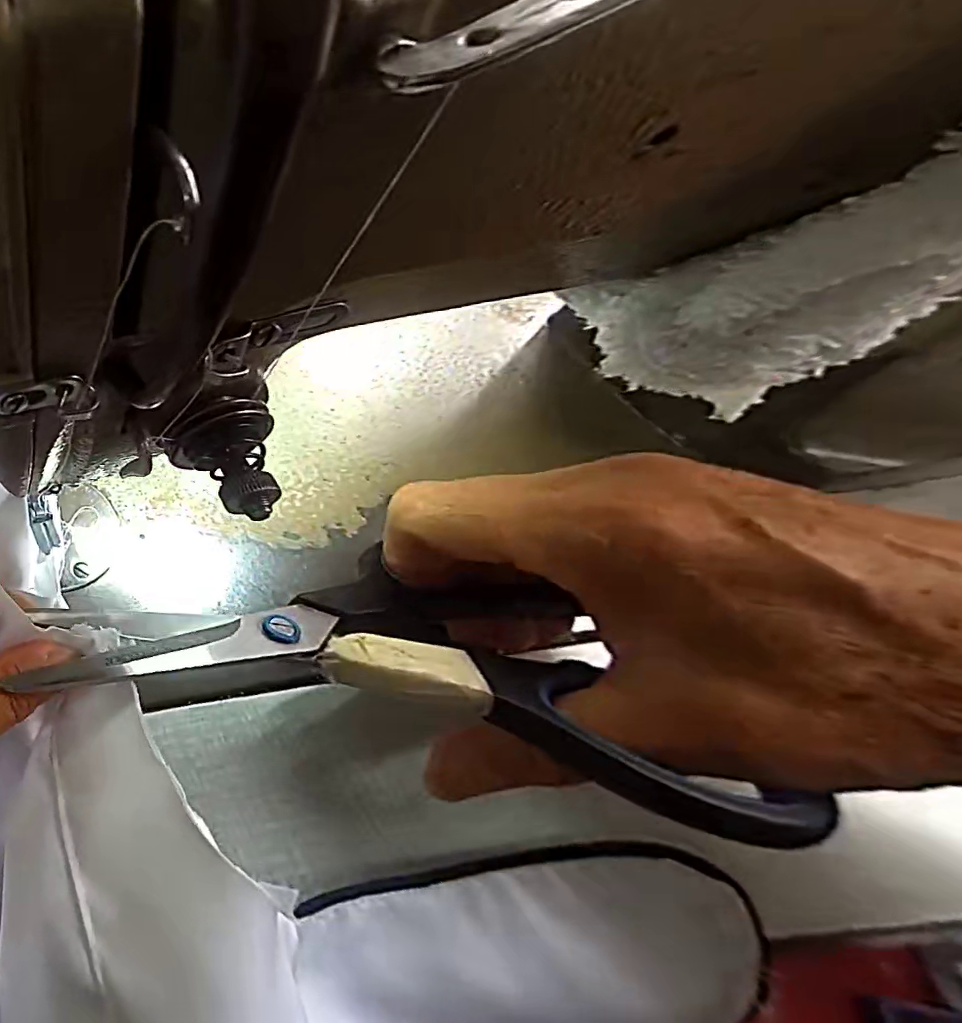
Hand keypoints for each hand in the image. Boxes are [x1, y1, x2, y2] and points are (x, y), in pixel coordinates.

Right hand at [385, 453, 961, 799]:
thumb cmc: (845, 680)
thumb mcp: (673, 728)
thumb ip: (534, 746)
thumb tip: (445, 773)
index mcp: (586, 523)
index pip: (424, 515)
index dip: (405, 574)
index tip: (434, 631)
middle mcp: (599, 482)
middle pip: (460, 513)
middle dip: (451, 582)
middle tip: (490, 650)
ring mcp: (638, 478)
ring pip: (508, 512)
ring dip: (500, 576)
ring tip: (546, 642)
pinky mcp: (671, 489)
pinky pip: (562, 513)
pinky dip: (547, 563)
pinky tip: (597, 619)